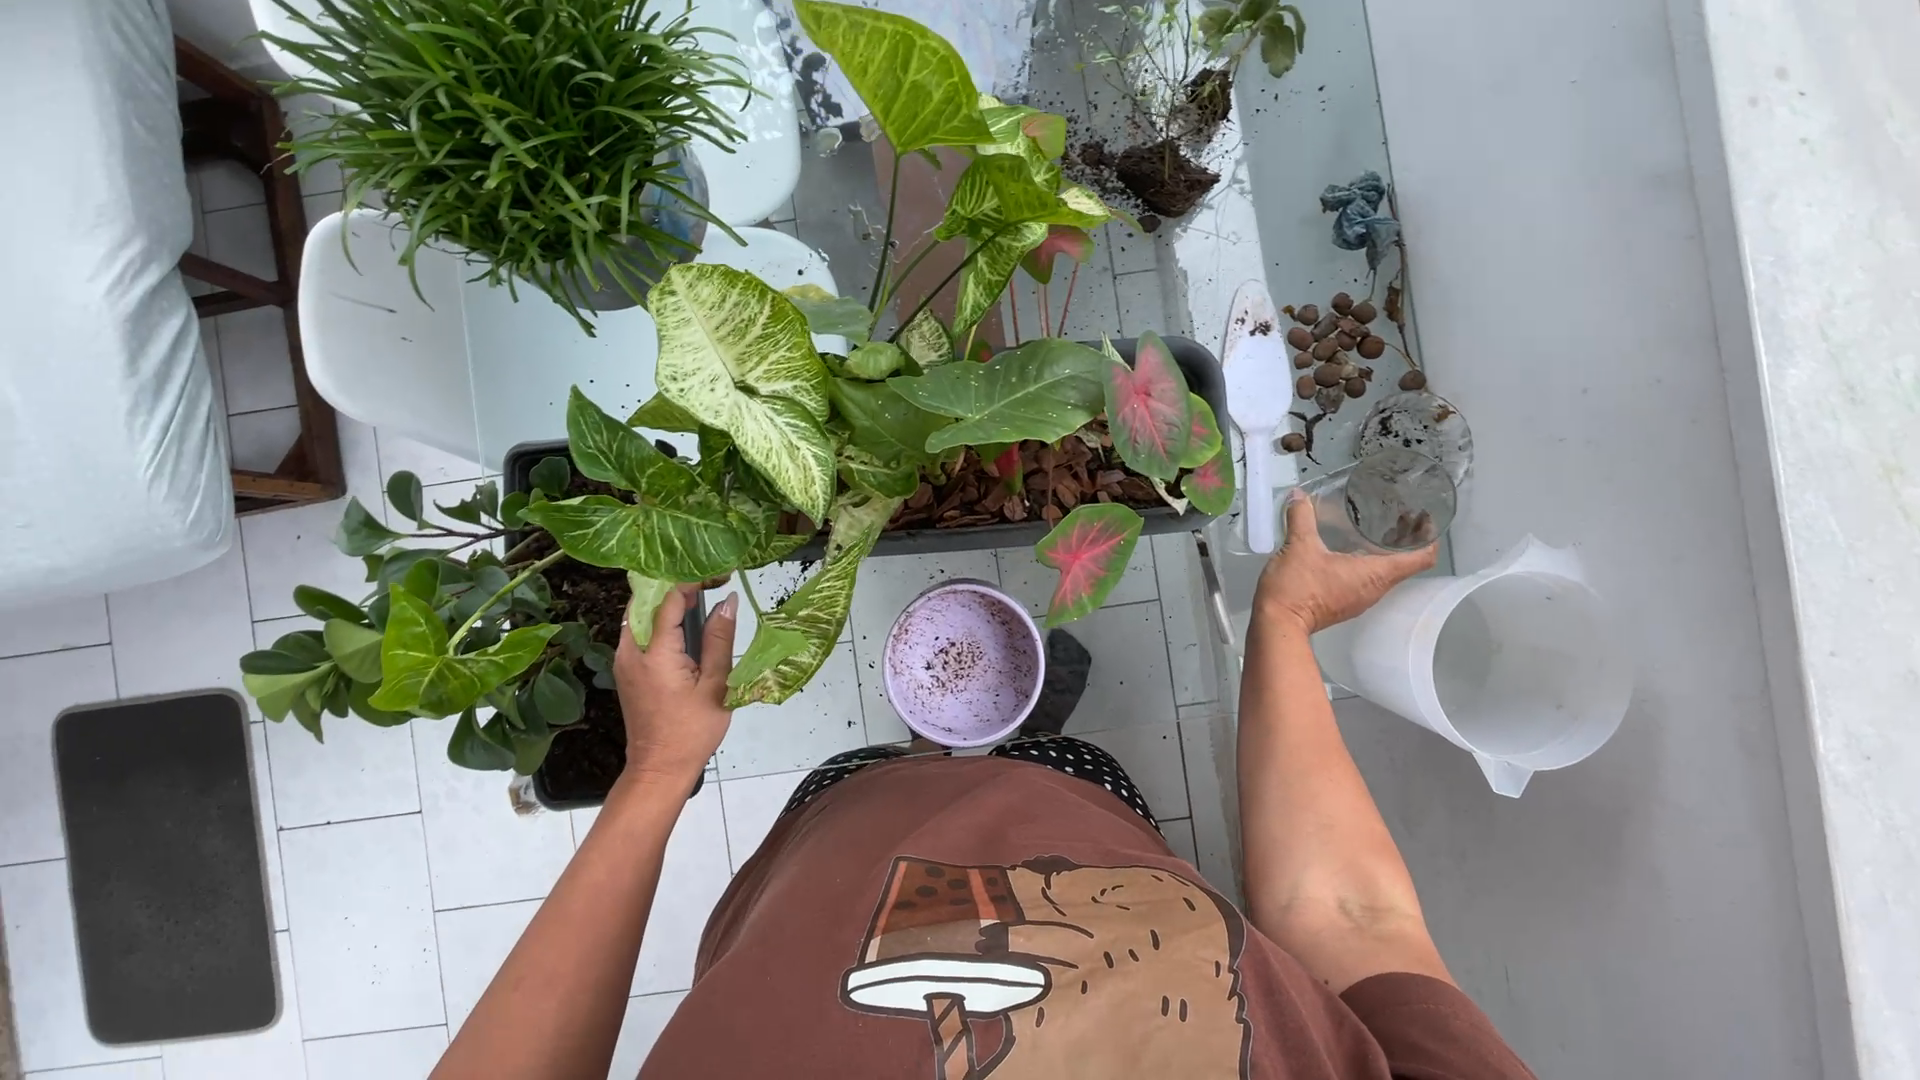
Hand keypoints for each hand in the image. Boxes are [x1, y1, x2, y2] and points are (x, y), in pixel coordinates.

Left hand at [613, 585, 737, 785]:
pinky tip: (684, 621)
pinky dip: (659, 618)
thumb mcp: (715, 684)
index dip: (694, 581)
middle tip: (711, 582)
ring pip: (639, 614)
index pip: (669, 599)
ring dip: (667, 601)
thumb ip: (719, 639)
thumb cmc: (692, 730)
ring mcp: (625, 660)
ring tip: (702, 597)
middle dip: (676, 585)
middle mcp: (631, 651)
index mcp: (654, 653)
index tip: (720, 575)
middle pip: (646, 600)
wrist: (660, 768)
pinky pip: (638, 631)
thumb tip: (728, 601)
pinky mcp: (627, 669)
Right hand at [1254, 489, 1436, 634]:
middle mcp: (1375, 590)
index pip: (1422, 558)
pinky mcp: (1344, 604)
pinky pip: (1366, 581)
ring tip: (1371, 529)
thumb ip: (1302, 517)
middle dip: (1404, 540)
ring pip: (1385, 573)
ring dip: (1384, 552)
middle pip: (1406, 564)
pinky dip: (1365, 564)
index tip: (1423, 519)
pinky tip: (1346, 549)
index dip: (1429, 537)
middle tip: (1395, 515)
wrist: (1277, 625)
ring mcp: (1360, 600)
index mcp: (1376, 574)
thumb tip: (1299, 496)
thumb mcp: (1299, 546)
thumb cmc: (1297, 587)